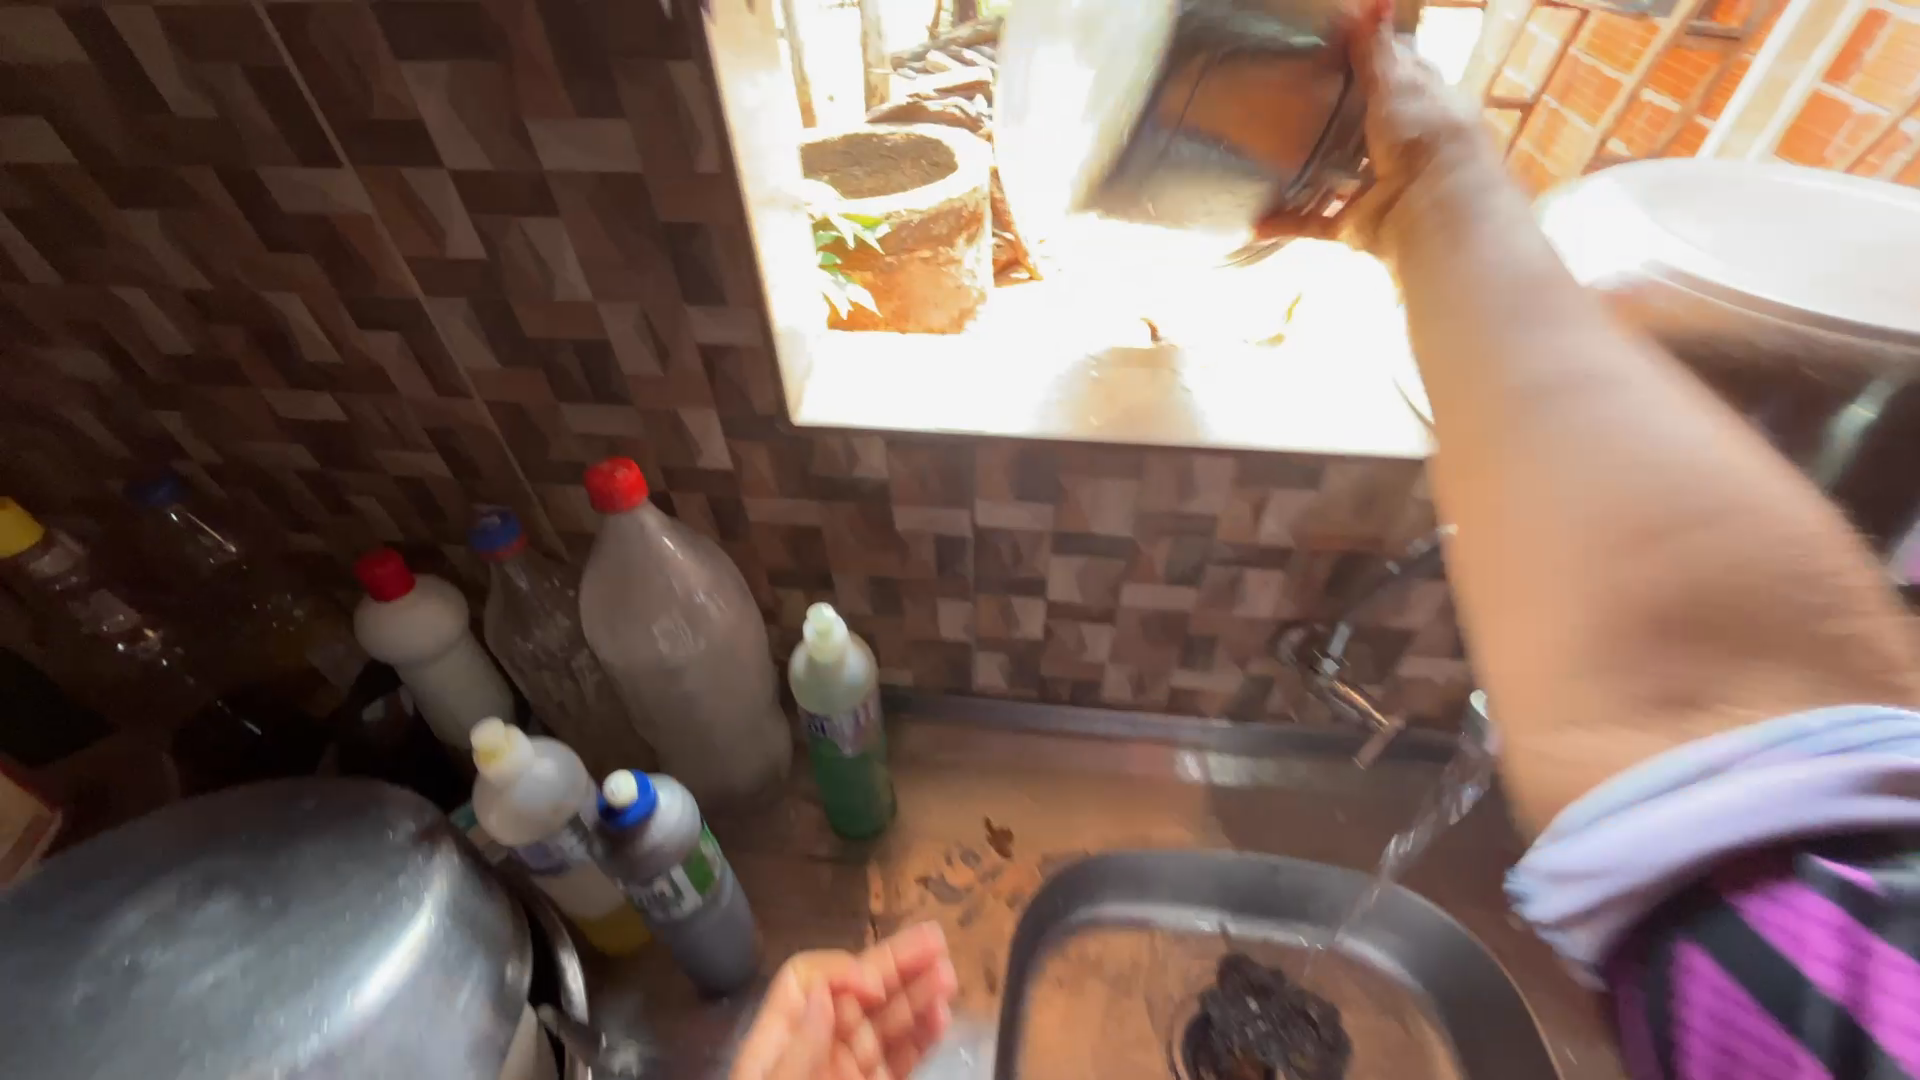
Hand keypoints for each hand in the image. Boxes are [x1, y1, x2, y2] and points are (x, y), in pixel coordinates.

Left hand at [730, 923, 958, 1079]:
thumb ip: (796, 1056)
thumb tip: (826, 992)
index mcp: (776, 1050)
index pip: (806, 985)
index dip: (840, 973)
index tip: (872, 986)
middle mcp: (812, 1057)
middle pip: (853, 997)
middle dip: (894, 967)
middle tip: (935, 942)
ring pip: (883, 1026)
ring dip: (916, 996)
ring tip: (948, 975)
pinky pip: (897, 1063)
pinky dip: (920, 1039)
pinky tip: (941, 1017)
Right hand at [1256, 0, 1494, 251]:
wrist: (1433, 207)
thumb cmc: (1425, 136)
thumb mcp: (1397, 83)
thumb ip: (1376, 51)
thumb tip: (1374, 2)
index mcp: (1423, 107)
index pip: (1401, 79)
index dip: (1376, 65)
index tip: (1341, 54)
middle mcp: (1402, 148)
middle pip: (1366, 131)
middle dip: (1338, 125)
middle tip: (1294, 109)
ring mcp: (1378, 189)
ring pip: (1340, 181)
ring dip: (1311, 178)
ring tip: (1274, 164)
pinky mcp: (1355, 225)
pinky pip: (1315, 224)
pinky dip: (1288, 224)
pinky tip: (1258, 222)